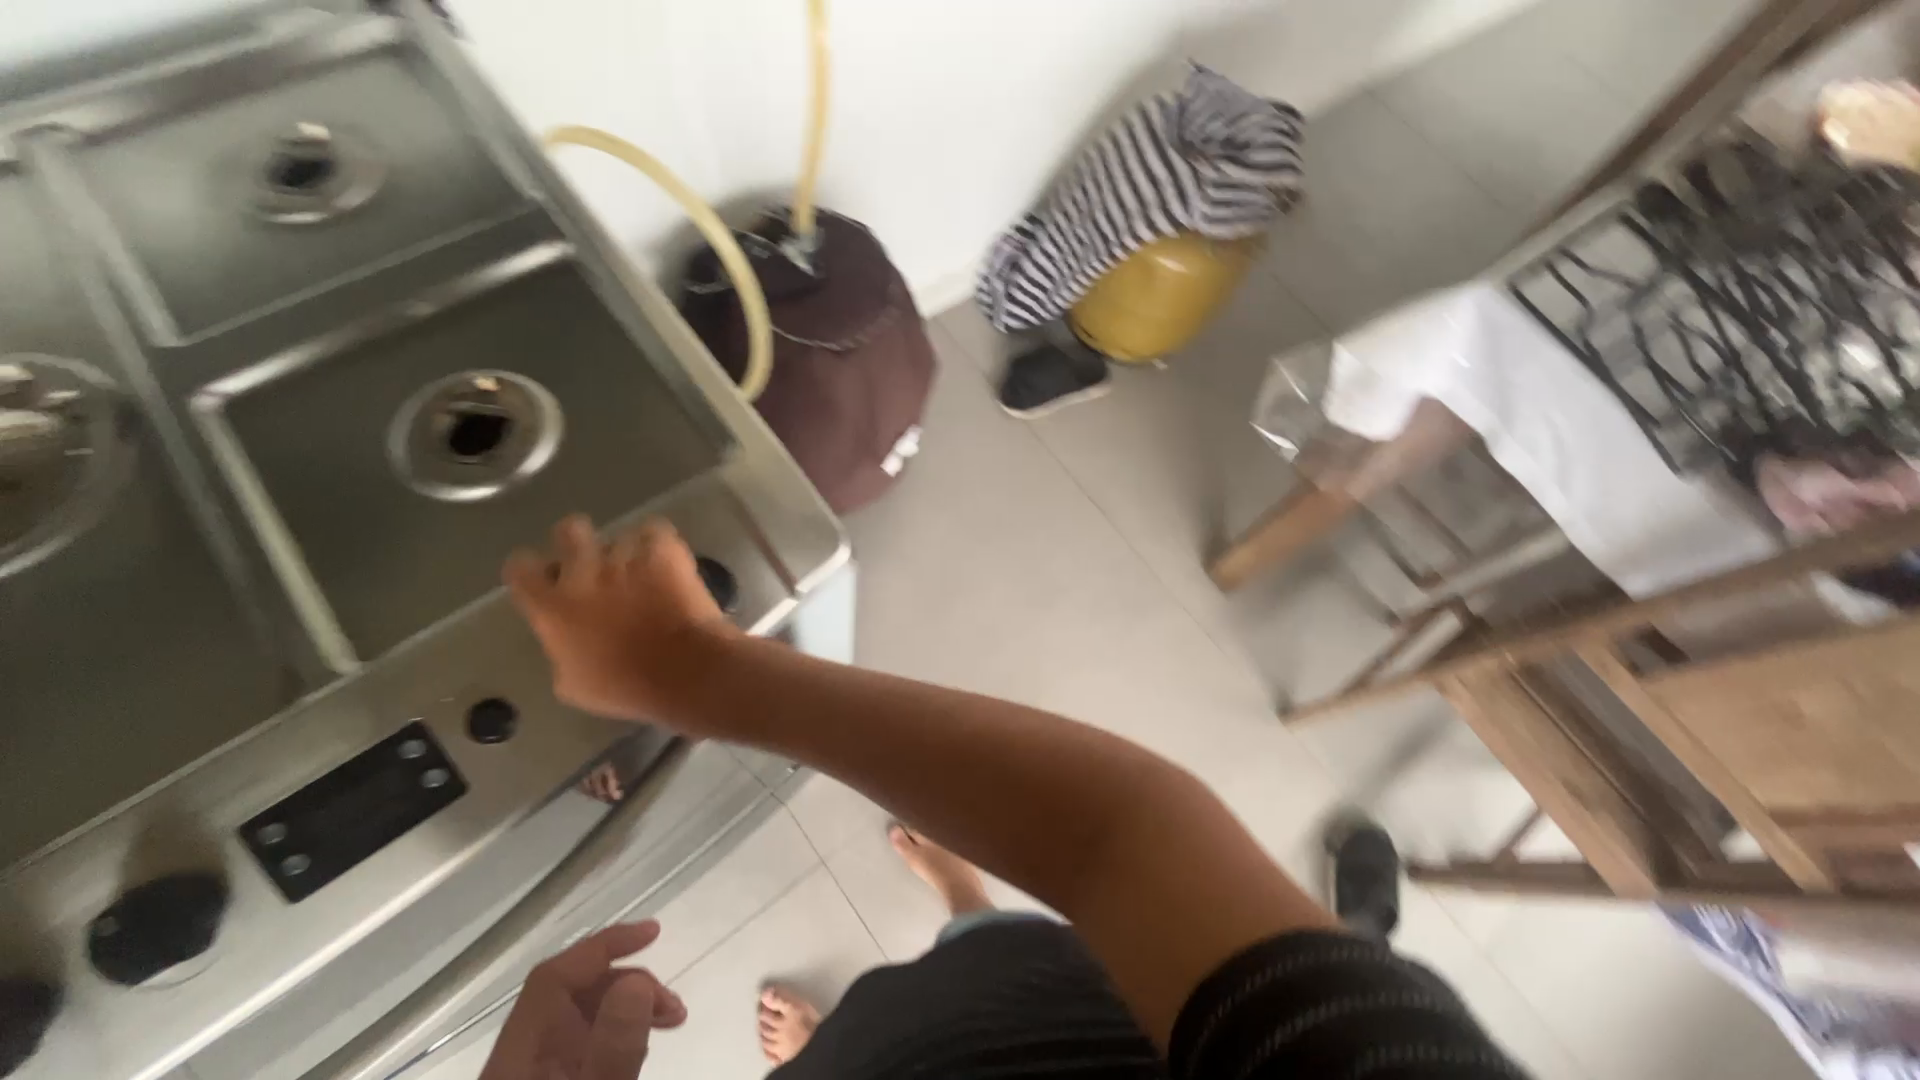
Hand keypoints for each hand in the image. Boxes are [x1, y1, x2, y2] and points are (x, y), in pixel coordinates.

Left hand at [479, 922, 685, 1079]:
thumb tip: (636, 981)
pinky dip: (616, 1033)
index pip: (555, 976)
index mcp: (517, 1052)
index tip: (653, 932)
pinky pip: (580, 1044)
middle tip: (673, 1006)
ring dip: (629, 1009)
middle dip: (629, 985)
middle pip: (571, 994)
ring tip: (672, 1020)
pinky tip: (640, 1042)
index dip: (604, 945)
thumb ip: (612, 1048)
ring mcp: (531, 1071)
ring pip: (579, 1019)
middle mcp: (517, 1056)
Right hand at [504, 516, 733, 725]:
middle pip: (568, 531)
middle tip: (594, 562)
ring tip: (647, 575)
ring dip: (628, 554)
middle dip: (578, 541)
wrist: (684, 671)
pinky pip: (655, 532)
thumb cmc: (627, 688)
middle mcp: (582, 572)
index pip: (519, 568)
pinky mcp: (663, 549)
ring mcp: (624, 556)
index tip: (543, 578)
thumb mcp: (573, 683)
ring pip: (619, 537)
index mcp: (552, 606)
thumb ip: (561, 649)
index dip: (529, 570)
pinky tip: (667, 562)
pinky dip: (659, 545)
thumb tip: (567, 638)